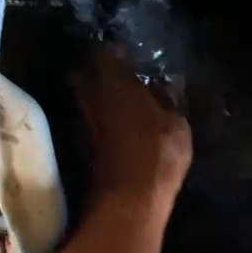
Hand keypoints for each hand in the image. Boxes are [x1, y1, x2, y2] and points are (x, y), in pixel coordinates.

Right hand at [75, 47, 192, 213]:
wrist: (123, 207)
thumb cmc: (134, 144)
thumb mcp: (125, 95)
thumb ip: (117, 69)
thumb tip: (109, 45)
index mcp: (178, 125)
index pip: (156, 90)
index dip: (131, 73)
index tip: (106, 61)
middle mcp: (166, 146)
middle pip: (135, 108)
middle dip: (111, 90)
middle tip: (85, 71)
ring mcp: (143, 166)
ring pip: (118, 126)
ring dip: (98, 107)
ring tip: (74, 86)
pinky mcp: (120, 180)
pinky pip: (105, 143)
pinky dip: (91, 127)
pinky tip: (75, 116)